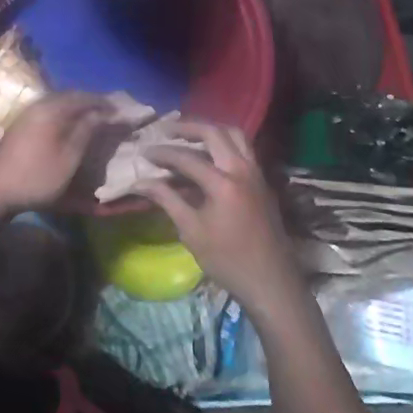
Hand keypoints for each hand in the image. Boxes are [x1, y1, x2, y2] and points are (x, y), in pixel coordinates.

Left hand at [0, 92, 110, 214]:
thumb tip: (104, 113)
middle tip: (111, 115)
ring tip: (95, 120)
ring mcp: (26, 112)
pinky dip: (64, 112)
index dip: (105, 103)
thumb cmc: (37, 177)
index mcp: (50, 110)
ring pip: (58, 101)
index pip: (84, 97)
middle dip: (92, 102)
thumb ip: (87, 131)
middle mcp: (38, 104)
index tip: (122, 113)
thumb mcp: (69, 158)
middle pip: (70, 96)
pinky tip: (71, 125)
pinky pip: (48, 109)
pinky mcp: (20, 122)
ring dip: (78, 107)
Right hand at [129, 123, 303, 306]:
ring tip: (188, 136)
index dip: (162, 153)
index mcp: (224, 184)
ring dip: (211, 132)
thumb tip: (140, 181)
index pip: (186, 157)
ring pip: (236, 137)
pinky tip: (208, 156)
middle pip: (215, 133)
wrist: (272, 284)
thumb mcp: (191, 231)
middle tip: (166, 130)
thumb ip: (167, 199)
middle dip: (188, 128)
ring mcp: (257, 176)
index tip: (143, 152)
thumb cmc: (227, 260)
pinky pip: (244, 150)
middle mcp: (243, 171)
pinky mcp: (263, 184)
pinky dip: (224, 144)